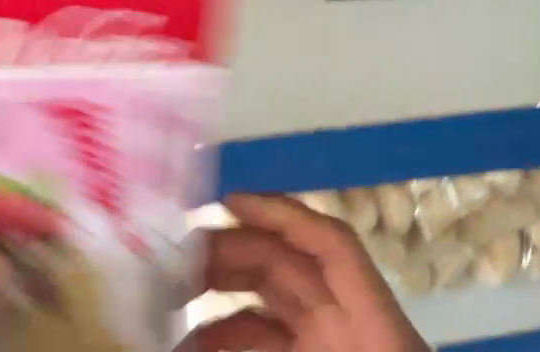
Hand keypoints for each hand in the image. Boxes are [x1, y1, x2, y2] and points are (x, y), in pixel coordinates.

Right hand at [185, 194, 428, 351]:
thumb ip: (250, 349)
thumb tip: (180, 344)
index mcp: (374, 329)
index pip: (329, 245)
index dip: (277, 211)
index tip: (218, 203)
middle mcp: (352, 330)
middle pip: (286, 266)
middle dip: (224, 258)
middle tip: (167, 268)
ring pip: (268, 308)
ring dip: (216, 308)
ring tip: (165, 321)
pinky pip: (269, 344)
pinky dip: (230, 343)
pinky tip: (190, 348)